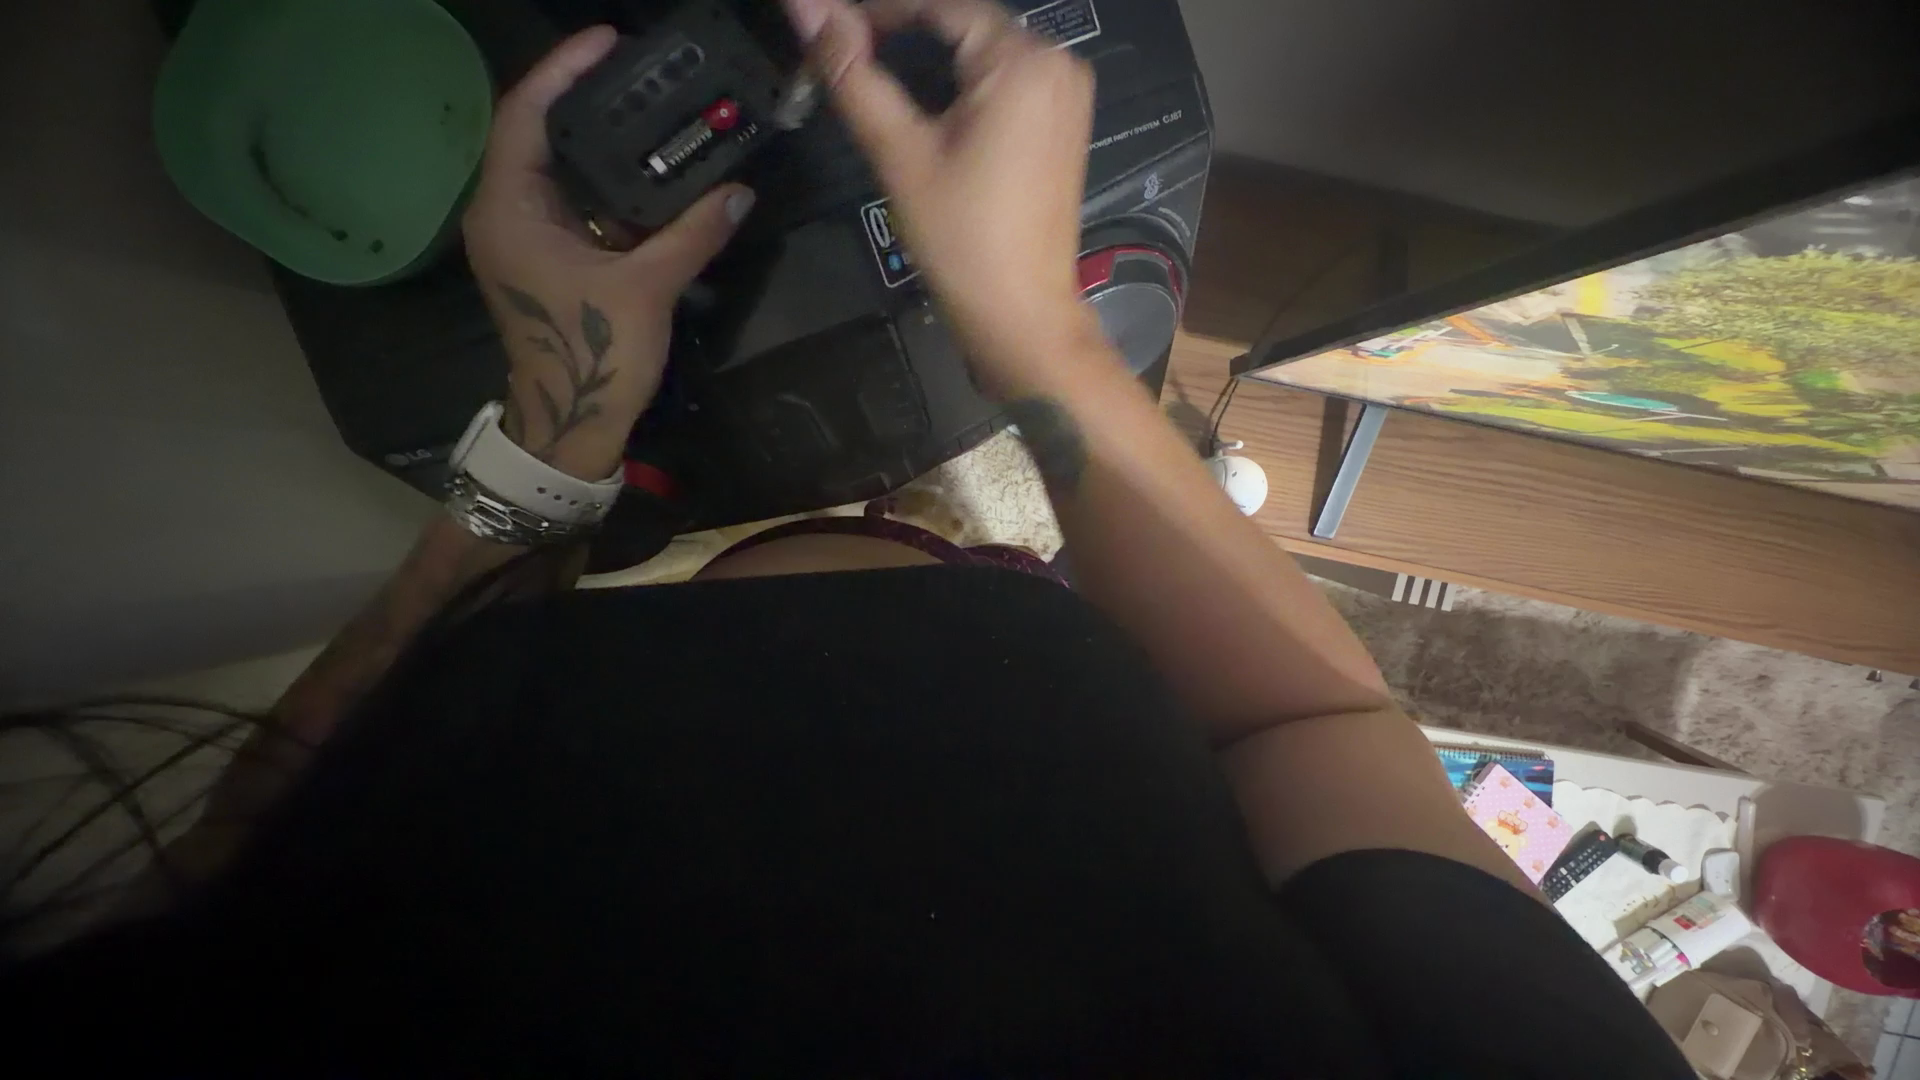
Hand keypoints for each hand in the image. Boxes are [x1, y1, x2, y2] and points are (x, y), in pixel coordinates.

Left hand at [464, 27, 758, 478]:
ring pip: (558, 176)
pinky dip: (607, 192)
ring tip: (651, 122)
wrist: (574, 426)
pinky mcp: (546, 263)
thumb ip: (693, 234)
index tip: (608, 43)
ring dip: (600, 151)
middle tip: (641, 81)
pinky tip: (648, 183)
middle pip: (539, 138)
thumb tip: (740, 193)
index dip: (565, 71)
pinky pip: (573, 210)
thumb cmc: (596, 355)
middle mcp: (505, 214)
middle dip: (588, 106)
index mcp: (509, 208)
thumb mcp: (648, 288)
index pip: (526, 114)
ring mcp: (523, 241)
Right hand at [780, 0, 1107, 394]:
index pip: (939, 5)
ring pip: (986, 56)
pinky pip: (1009, 86)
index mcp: (1023, 61)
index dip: (880, 10)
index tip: (833, 25)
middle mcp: (1058, 64)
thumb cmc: (962, 241)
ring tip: (880, 80)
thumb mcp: (902, 155)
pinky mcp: (1065, 129)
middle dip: (906, 35)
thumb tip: (805, 7)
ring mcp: (1067, 98)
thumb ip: (854, 76)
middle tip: (851, 56)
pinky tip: (931, 111)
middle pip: (966, 26)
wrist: (1021, 314)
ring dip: (934, 61)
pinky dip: (967, 88)